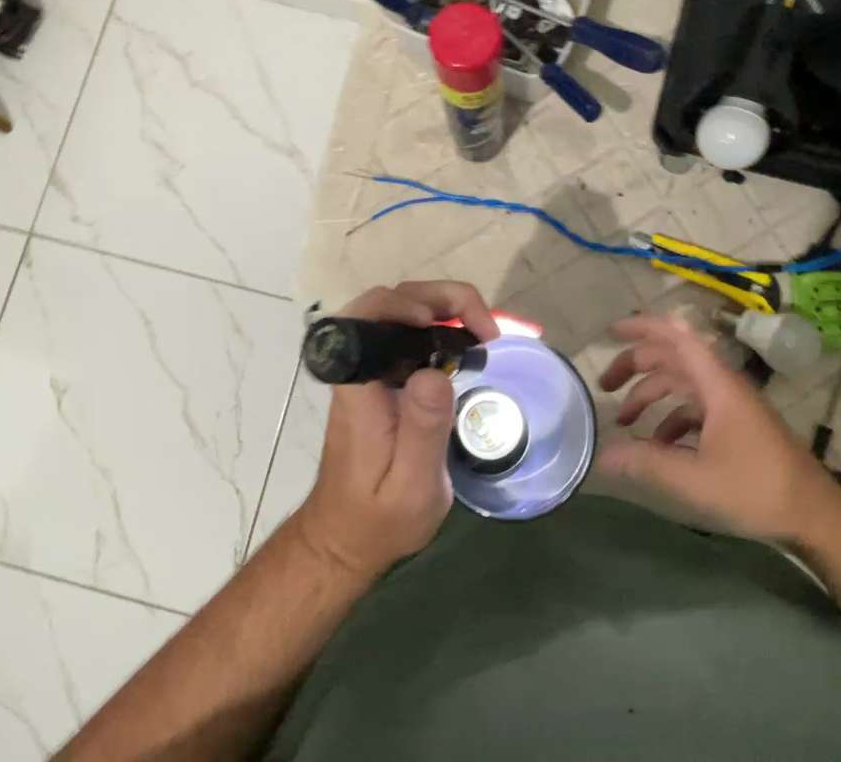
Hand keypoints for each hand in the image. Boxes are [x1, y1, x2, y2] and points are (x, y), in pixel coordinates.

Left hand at [289, 281, 499, 578]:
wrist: (346, 539)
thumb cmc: (377, 518)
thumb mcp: (411, 485)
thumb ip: (423, 430)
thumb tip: (435, 374)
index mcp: (360, 386)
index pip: (366, 315)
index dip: (405, 304)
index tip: (448, 325)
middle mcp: (364, 369)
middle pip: (395, 303)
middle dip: (447, 301)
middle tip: (492, 333)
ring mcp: (376, 373)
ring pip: (408, 316)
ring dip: (452, 313)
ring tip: (494, 338)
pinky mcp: (390, 382)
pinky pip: (418, 340)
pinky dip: (451, 333)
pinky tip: (482, 348)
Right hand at [596, 312, 840, 542]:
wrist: (815, 515)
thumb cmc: (756, 489)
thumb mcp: (694, 479)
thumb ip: (645, 463)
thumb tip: (601, 456)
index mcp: (717, 386)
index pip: (676, 338)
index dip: (642, 328)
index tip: (610, 332)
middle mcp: (724, 387)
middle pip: (674, 360)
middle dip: (636, 367)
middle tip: (604, 387)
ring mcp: (734, 407)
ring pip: (684, 386)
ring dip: (652, 396)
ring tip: (624, 422)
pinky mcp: (739, 428)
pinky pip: (697, 410)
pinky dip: (671, 420)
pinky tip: (659, 447)